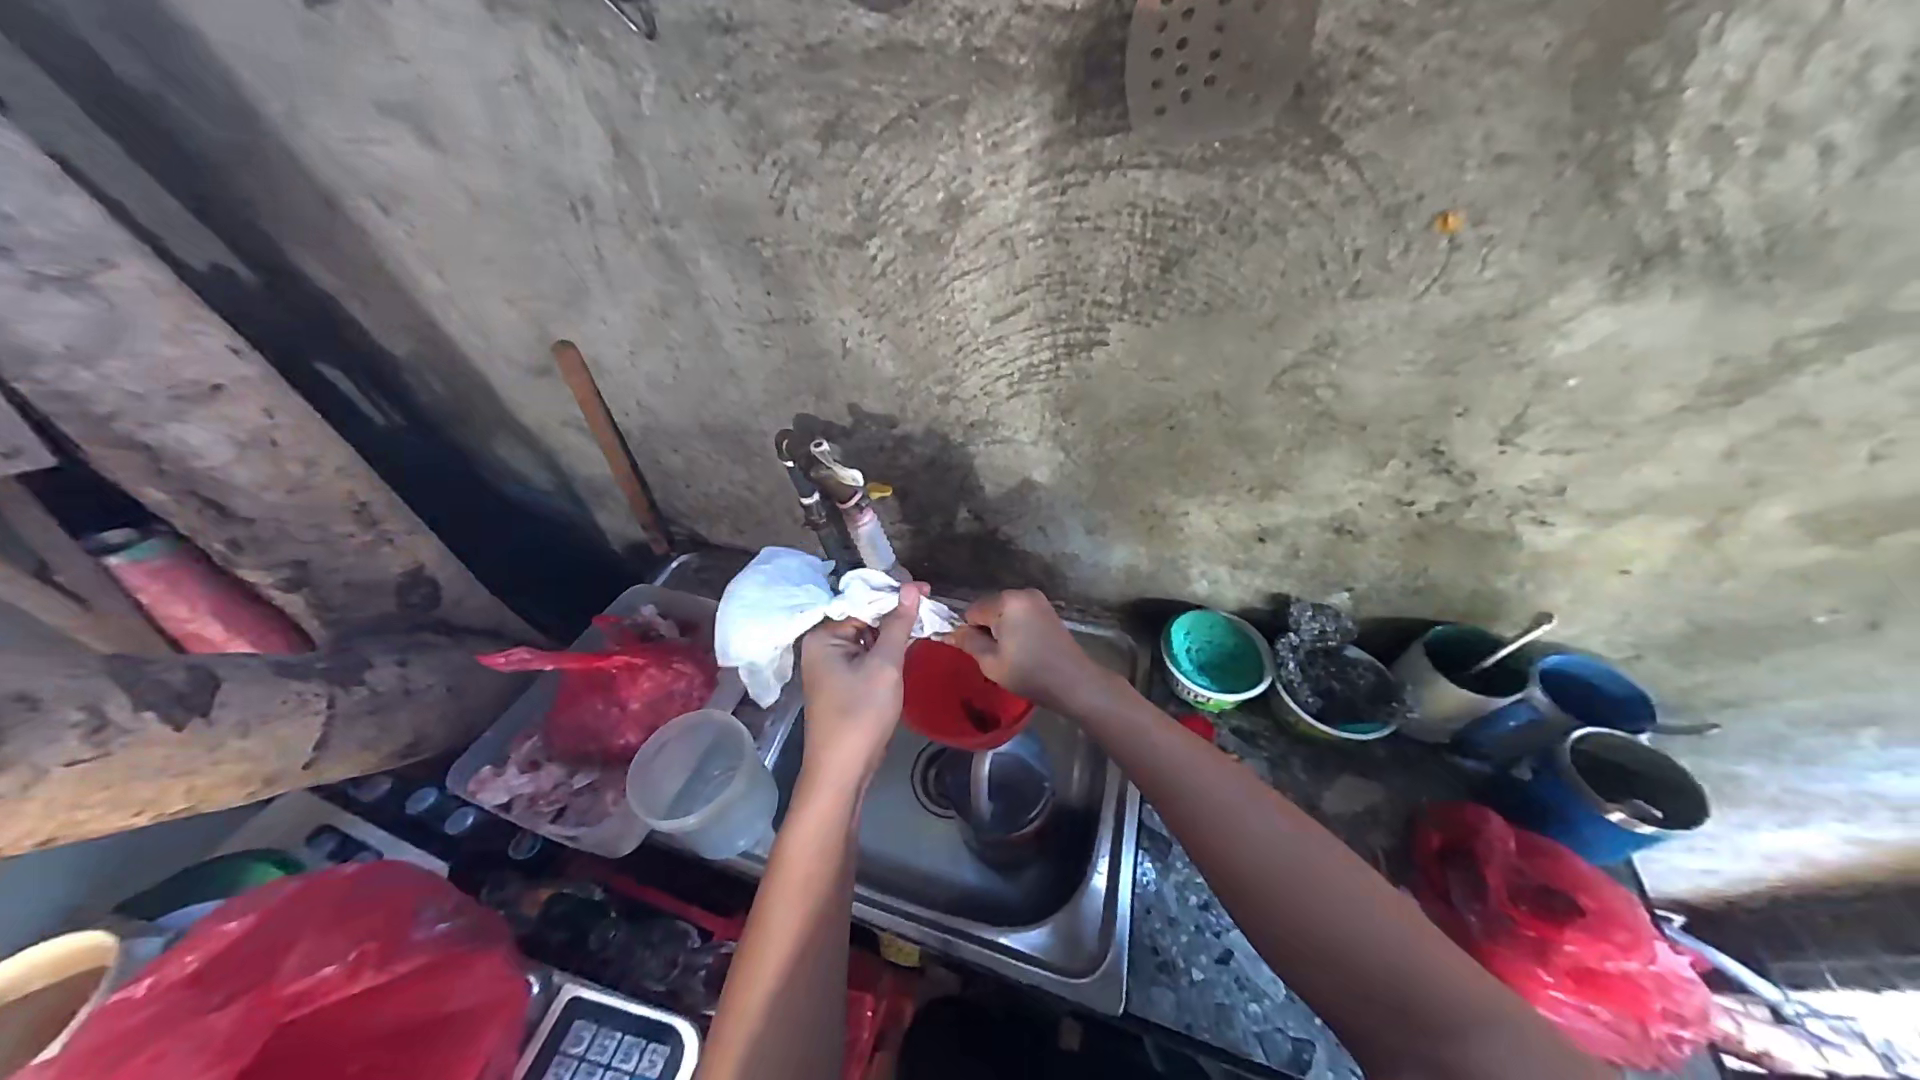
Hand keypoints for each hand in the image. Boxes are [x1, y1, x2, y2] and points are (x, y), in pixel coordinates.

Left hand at [797, 582, 925, 786]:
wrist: (843, 770)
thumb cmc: (861, 714)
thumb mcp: (884, 665)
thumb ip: (898, 624)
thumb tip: (911, 587)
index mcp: (822, 635)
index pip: (860, 600)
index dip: (893, 593)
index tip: (925, 589)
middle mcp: (821, 645)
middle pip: (862, 616)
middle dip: (894, 610)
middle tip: (931, 602)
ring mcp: (830, 664)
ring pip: (866, 635)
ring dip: (892, 629)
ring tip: (925, 619)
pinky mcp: (842, 681)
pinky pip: (865, 653)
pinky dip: (885, 648)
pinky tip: (908, 643)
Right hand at [945, 589, 1117, 715]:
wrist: (1074, 682)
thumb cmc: (1029, 673)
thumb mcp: (991, 662)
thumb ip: (968, 642)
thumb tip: (950, 633)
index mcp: (1006, 601)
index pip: (972, 611)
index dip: (972, 633)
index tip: (984, 654)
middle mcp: (1022, 592)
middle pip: (989, 608)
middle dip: (988, 629)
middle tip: (1000, 656)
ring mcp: (1038, 599)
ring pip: (1004, 612)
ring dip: (1003, 629)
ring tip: (1014, 654)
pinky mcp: (1048, 609)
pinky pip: (1020, 614)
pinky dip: (1017, 628)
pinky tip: (1026, 648)